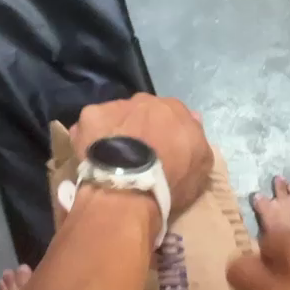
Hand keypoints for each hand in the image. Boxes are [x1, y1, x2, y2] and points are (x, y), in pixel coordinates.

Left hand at [71, 95, 212, 214]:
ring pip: (115, 116)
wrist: (128, 189)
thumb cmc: (170, 181)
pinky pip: (91, 127)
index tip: (163, 149)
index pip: (172, 114)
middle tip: (136, 153)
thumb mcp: (201, 165)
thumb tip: (193, 117)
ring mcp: (113, 106)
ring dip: (115, 130)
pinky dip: (92, 138)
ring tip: (112, 157)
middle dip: (140, 127)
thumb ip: (197, 137)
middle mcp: (143, 100)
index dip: (167, 132)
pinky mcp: (88, 118)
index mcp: (173, 108)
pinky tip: (93, 156)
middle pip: (142, 112)